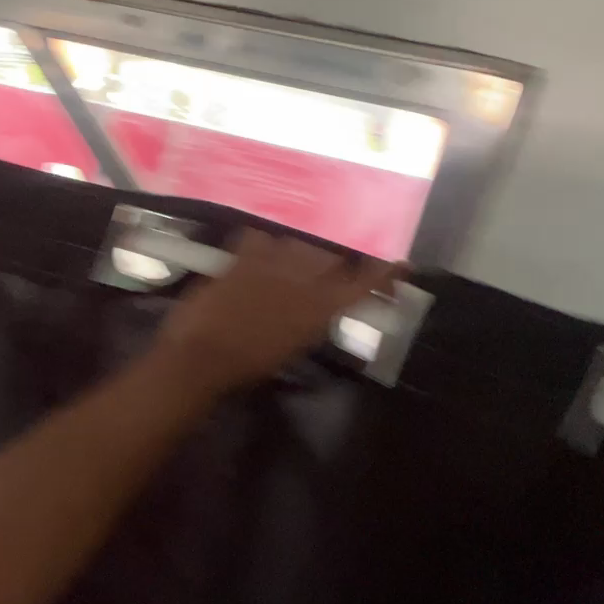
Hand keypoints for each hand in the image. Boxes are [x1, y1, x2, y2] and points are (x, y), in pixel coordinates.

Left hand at [152, 230, 401, 391]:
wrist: (201, 356)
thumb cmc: (246, 366)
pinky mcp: (242, 257)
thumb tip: (317, 309)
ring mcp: (271, 264)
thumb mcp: (291, 348)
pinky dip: (261, 244)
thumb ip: (309, 323)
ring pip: (298, 244)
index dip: (383, 274)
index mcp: (319, 311)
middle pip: (331, 258)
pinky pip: (260, 238)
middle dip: (332, 262)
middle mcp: (302, 282)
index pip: (362, 285)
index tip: (401, 264)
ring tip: (287, 264)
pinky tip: (256, 252)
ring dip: (297, 254)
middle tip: (326, 271)